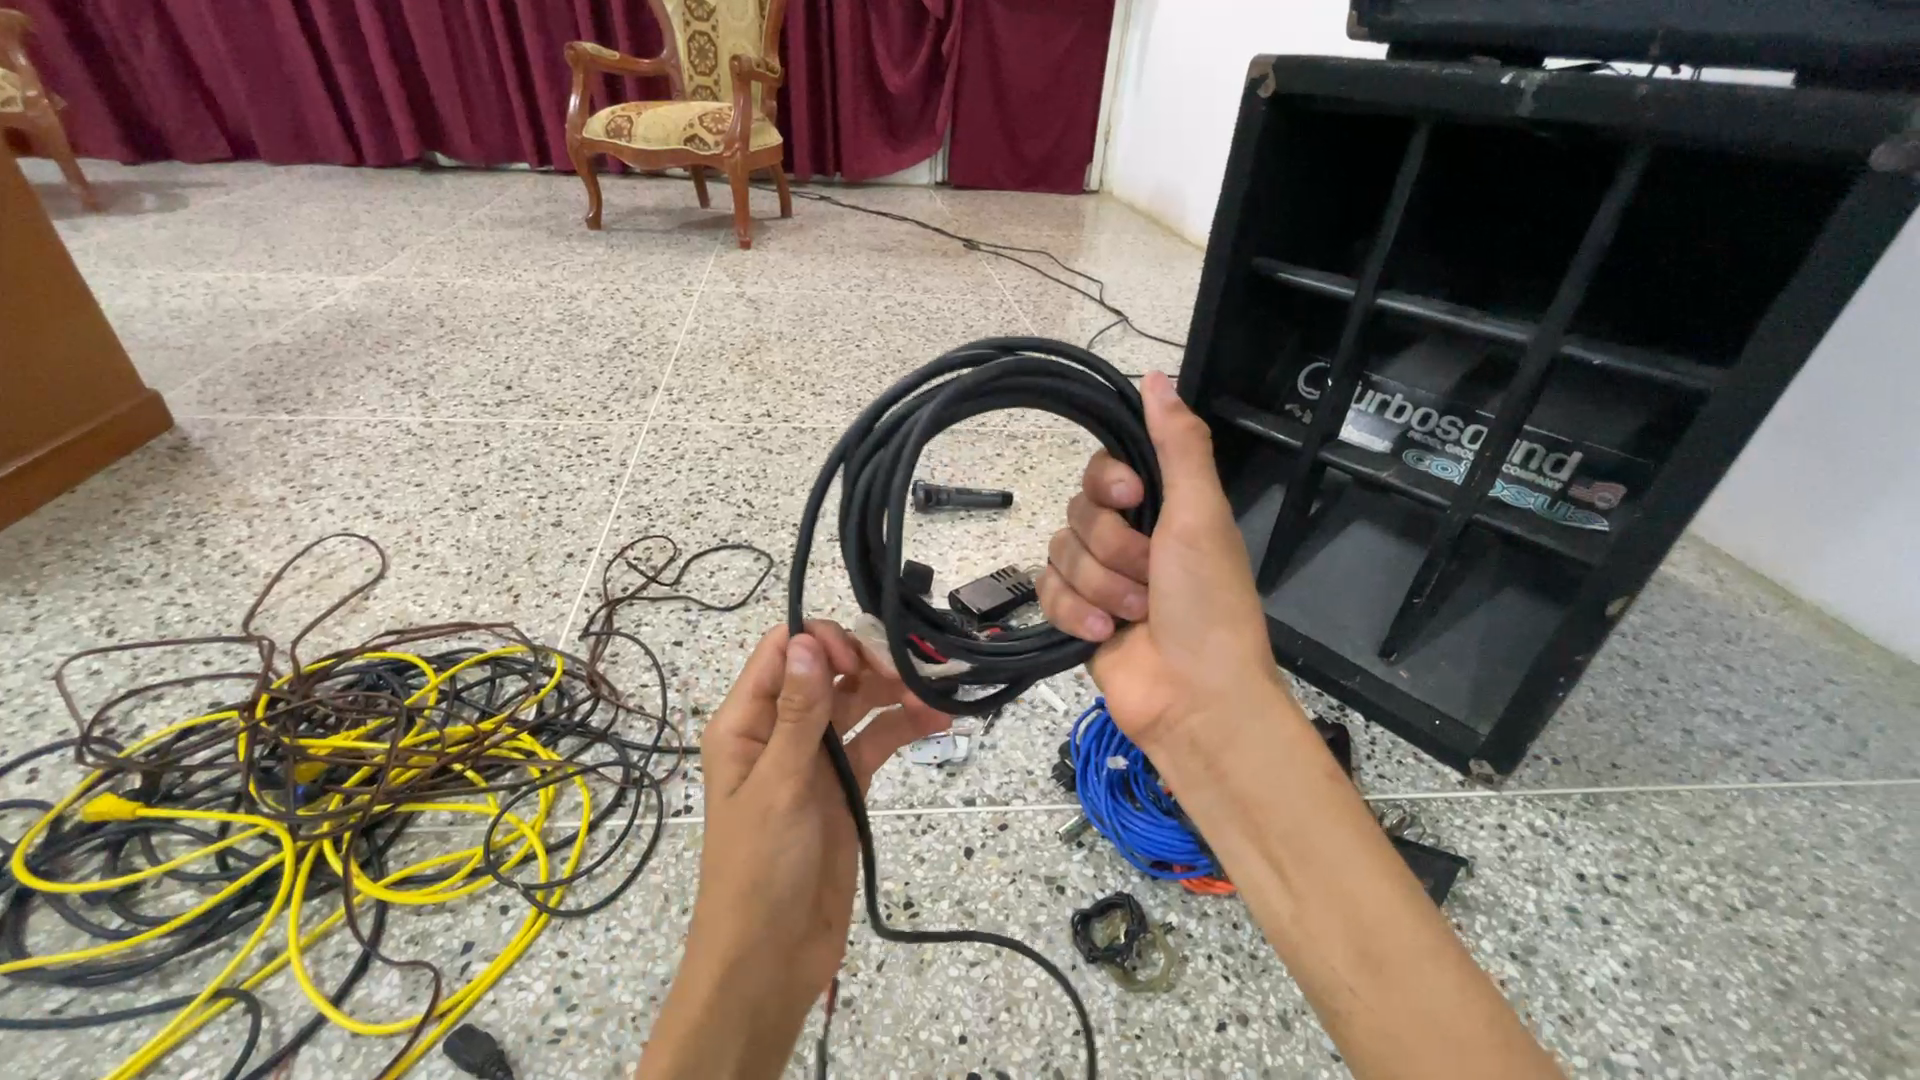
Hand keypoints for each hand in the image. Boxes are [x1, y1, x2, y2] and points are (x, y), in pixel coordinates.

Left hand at [638, 622, 948, 1079]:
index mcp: (746, 723)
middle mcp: (780, 730)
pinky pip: (876, 741)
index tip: (859, 663)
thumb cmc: (759, 870)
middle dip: (868, 663)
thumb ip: (798, 713)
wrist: (771, 959)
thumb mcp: (778, 786)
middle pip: (826, 672)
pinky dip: (904, 726)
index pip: (782, 652)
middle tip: (910, 674)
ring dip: (894, 691)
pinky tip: (939, 718)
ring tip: (936, 689)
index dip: (821, 642)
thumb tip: (807, 640)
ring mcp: (815, 758)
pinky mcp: (845, 785)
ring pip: (857, 704)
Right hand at [1037, 372, 1290, 747]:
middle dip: (1115, 551)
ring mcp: (1098, 579)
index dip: (1108, 481)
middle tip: (1151, 580)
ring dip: (1101, 587)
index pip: (1103, 469)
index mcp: (1162, 510)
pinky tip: (1102, 634)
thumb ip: (1178, 445)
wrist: (1195, 697)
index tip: (1130, 497)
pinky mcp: (1075, 616)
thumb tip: (1156, 376)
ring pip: (1061, 553)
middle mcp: (1128, 538)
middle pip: (1079, 513)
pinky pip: (1047, 592)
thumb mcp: (1201, 515)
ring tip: (1135, 616)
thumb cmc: (1208, 603)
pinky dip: (1075, 613)